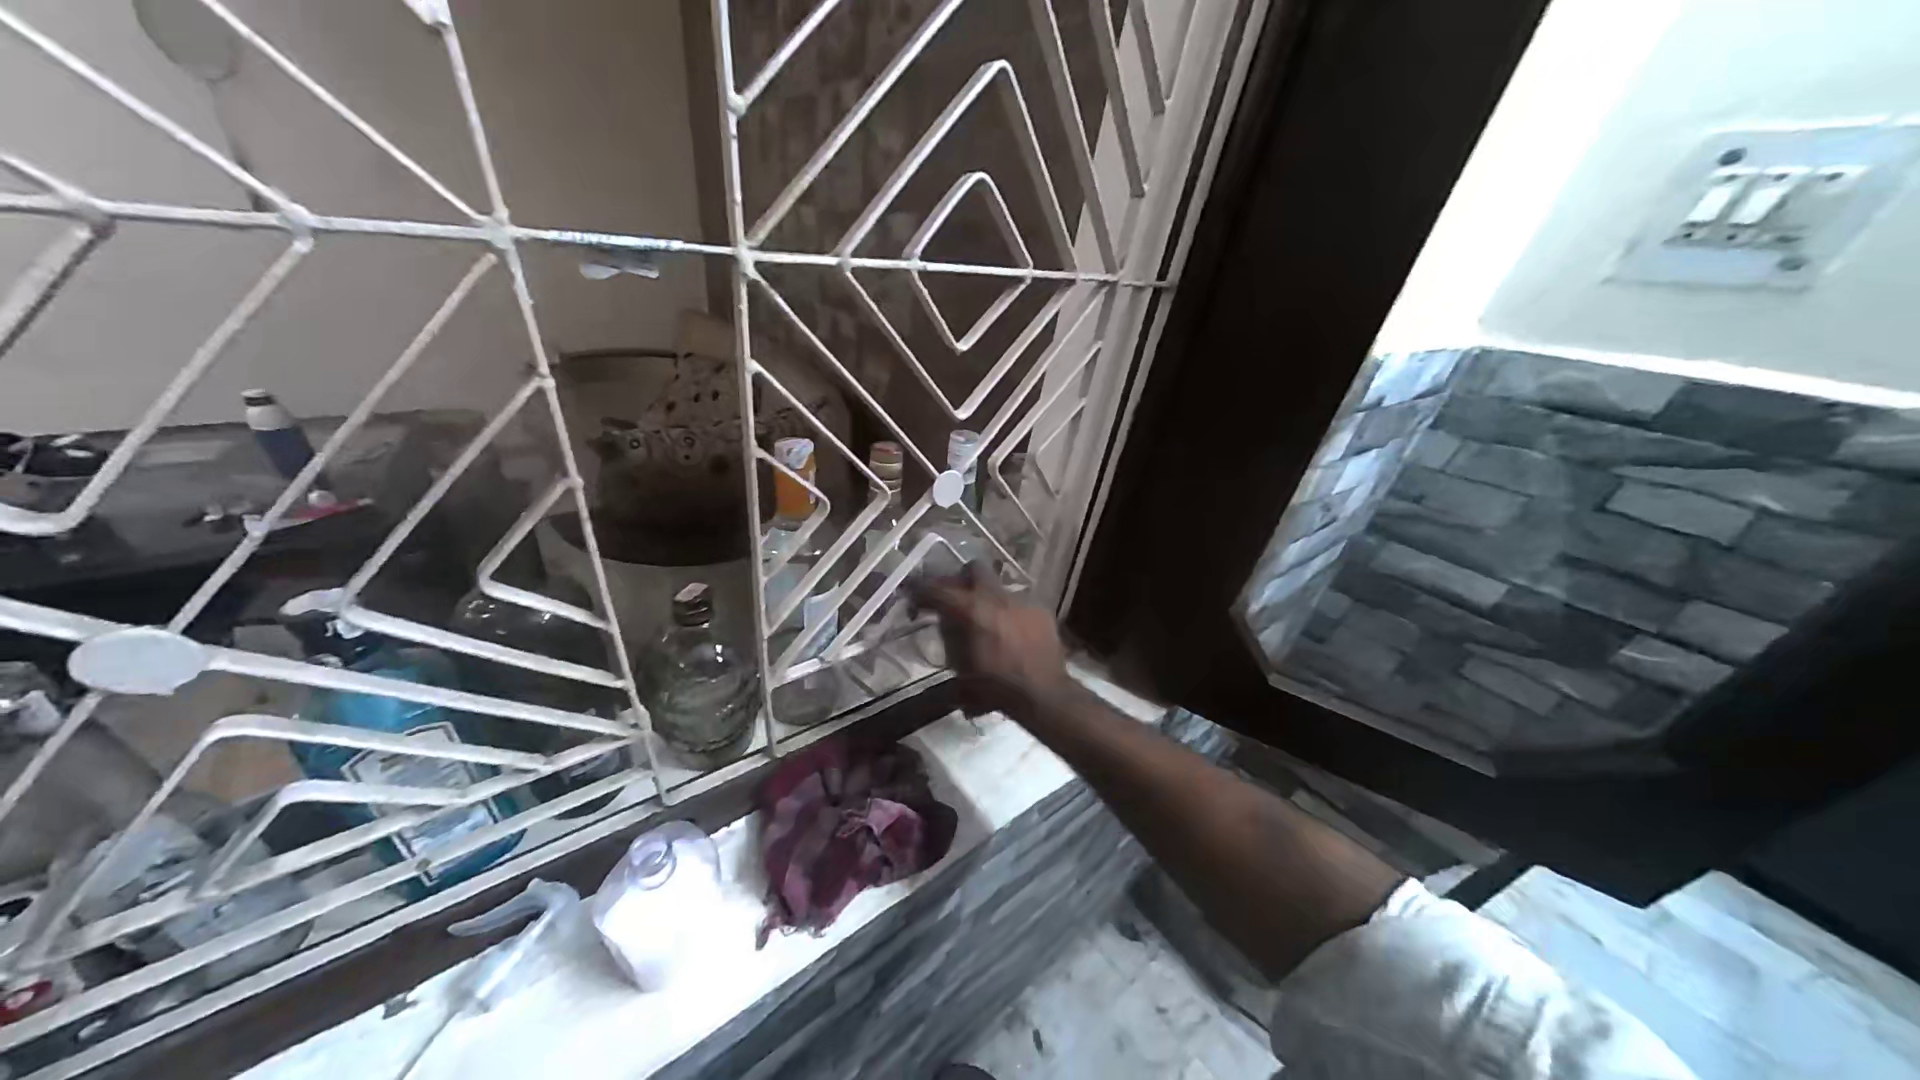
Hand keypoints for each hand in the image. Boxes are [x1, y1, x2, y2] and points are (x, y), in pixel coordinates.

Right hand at [910, 563, 1073, 719]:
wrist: (1044, 694)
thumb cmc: (997, 689)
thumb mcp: (961, 671)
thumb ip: (952, 644)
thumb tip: (948, 630)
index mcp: (972, 611)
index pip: (938, 590)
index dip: (921, 590)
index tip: (914, 594)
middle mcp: (996, 598)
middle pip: (974, 569)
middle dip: (962, 579)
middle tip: (956, 597)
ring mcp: (1022, 602)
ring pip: (999, 588)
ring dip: (989, 600)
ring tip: (988, 622)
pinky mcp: (1041, 611)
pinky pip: (1020, 605)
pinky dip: (1011, 615)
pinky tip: (1013, 635)